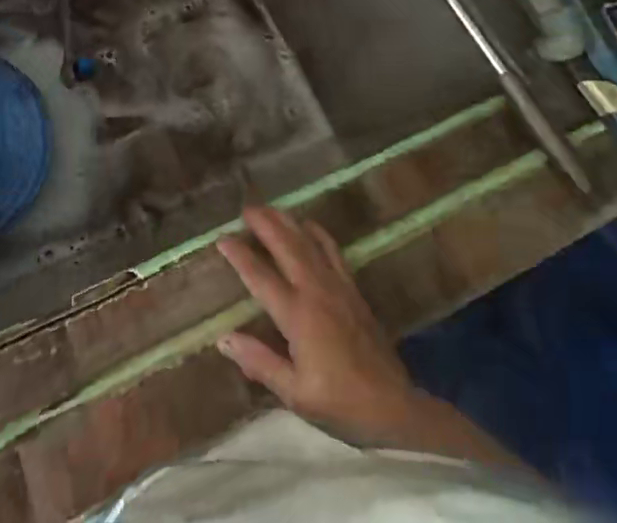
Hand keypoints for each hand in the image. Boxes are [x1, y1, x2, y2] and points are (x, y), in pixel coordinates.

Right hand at [215, 206, 422, 443]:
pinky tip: (309, 225)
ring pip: (309, 244)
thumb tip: (223, 338)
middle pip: (287, 248)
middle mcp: (316, 293)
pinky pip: (334, 252)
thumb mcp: (295, 393)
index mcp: (298, 316)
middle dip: (265, 225)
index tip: (221, 238)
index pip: (261, 277)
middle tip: (245, 209)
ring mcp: (338, 288)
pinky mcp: (354, 291)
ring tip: (270, 208)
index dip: (240, 256)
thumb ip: (259, 362)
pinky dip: (319, 234)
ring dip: (288, 223)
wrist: (395, 408)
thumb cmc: (340, 403)